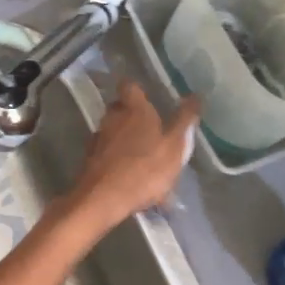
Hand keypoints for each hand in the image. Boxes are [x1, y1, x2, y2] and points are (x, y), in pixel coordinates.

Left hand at [66, 81, 199, 223]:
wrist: (103, 198)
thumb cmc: (145, 169)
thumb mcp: (174, 146)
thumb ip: (184, 121)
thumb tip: (194, 95)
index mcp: (133, 110)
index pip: (129, 85)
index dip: (137, 89)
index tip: (147, 96)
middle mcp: (111, 118)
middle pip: (119, 107)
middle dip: (132, 113)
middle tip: (150, 126)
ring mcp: (98, 138)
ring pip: (112, 129)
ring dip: (125, 136)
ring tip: (143, 153)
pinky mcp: (90, 158)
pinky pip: (107, 150)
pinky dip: (117, 156)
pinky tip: (129, 171)